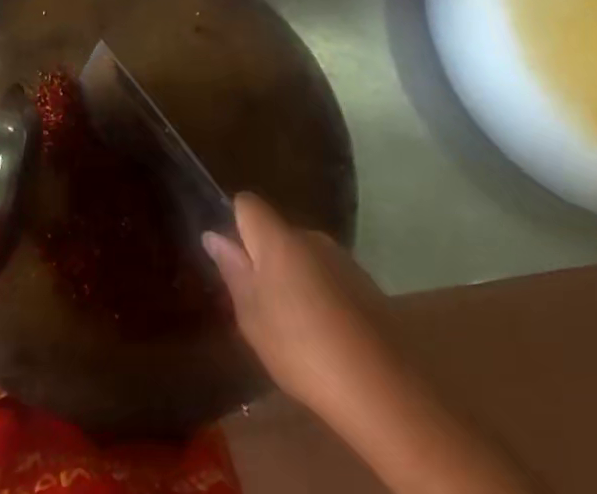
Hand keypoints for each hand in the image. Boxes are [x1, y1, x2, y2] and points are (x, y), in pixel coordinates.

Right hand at [205, 197, 543, 493]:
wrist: (382, 392)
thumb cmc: (299, 347)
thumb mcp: (251, 314)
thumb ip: (233, 270)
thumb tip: (214, 236)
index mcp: (279, 239)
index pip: (247, 204)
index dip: (234, 222)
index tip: (230, 257)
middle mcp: (313, 239)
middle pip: (277, 230)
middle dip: (262, 254)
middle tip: (253, 298)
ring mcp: (346, 262)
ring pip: (304, 255)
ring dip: (292, 275)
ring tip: (287, 321)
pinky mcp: (369, 288)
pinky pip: (329, 276)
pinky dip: (319, 293)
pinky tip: (320, 332)